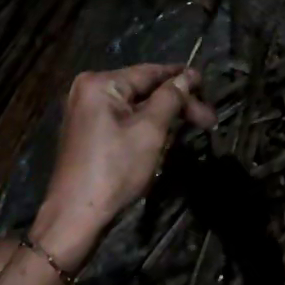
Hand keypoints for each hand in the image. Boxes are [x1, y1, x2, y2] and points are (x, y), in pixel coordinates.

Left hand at [30, 64, 216, 268]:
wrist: (77, 212)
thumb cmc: (115, 169)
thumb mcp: (149, 130)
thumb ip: (170, 98)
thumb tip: (188, 76)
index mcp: (100, 83)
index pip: (149, 72)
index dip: (181, 78)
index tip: (207, 84)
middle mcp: (88, 90)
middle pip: (142, 89)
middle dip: (176, 103)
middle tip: (208, 119)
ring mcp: (84, 112)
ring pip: (134, 106)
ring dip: (163, 115)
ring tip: (193, 125)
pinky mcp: (86, 132)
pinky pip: (122, 120)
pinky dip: (144, 125)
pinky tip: (165, 133)